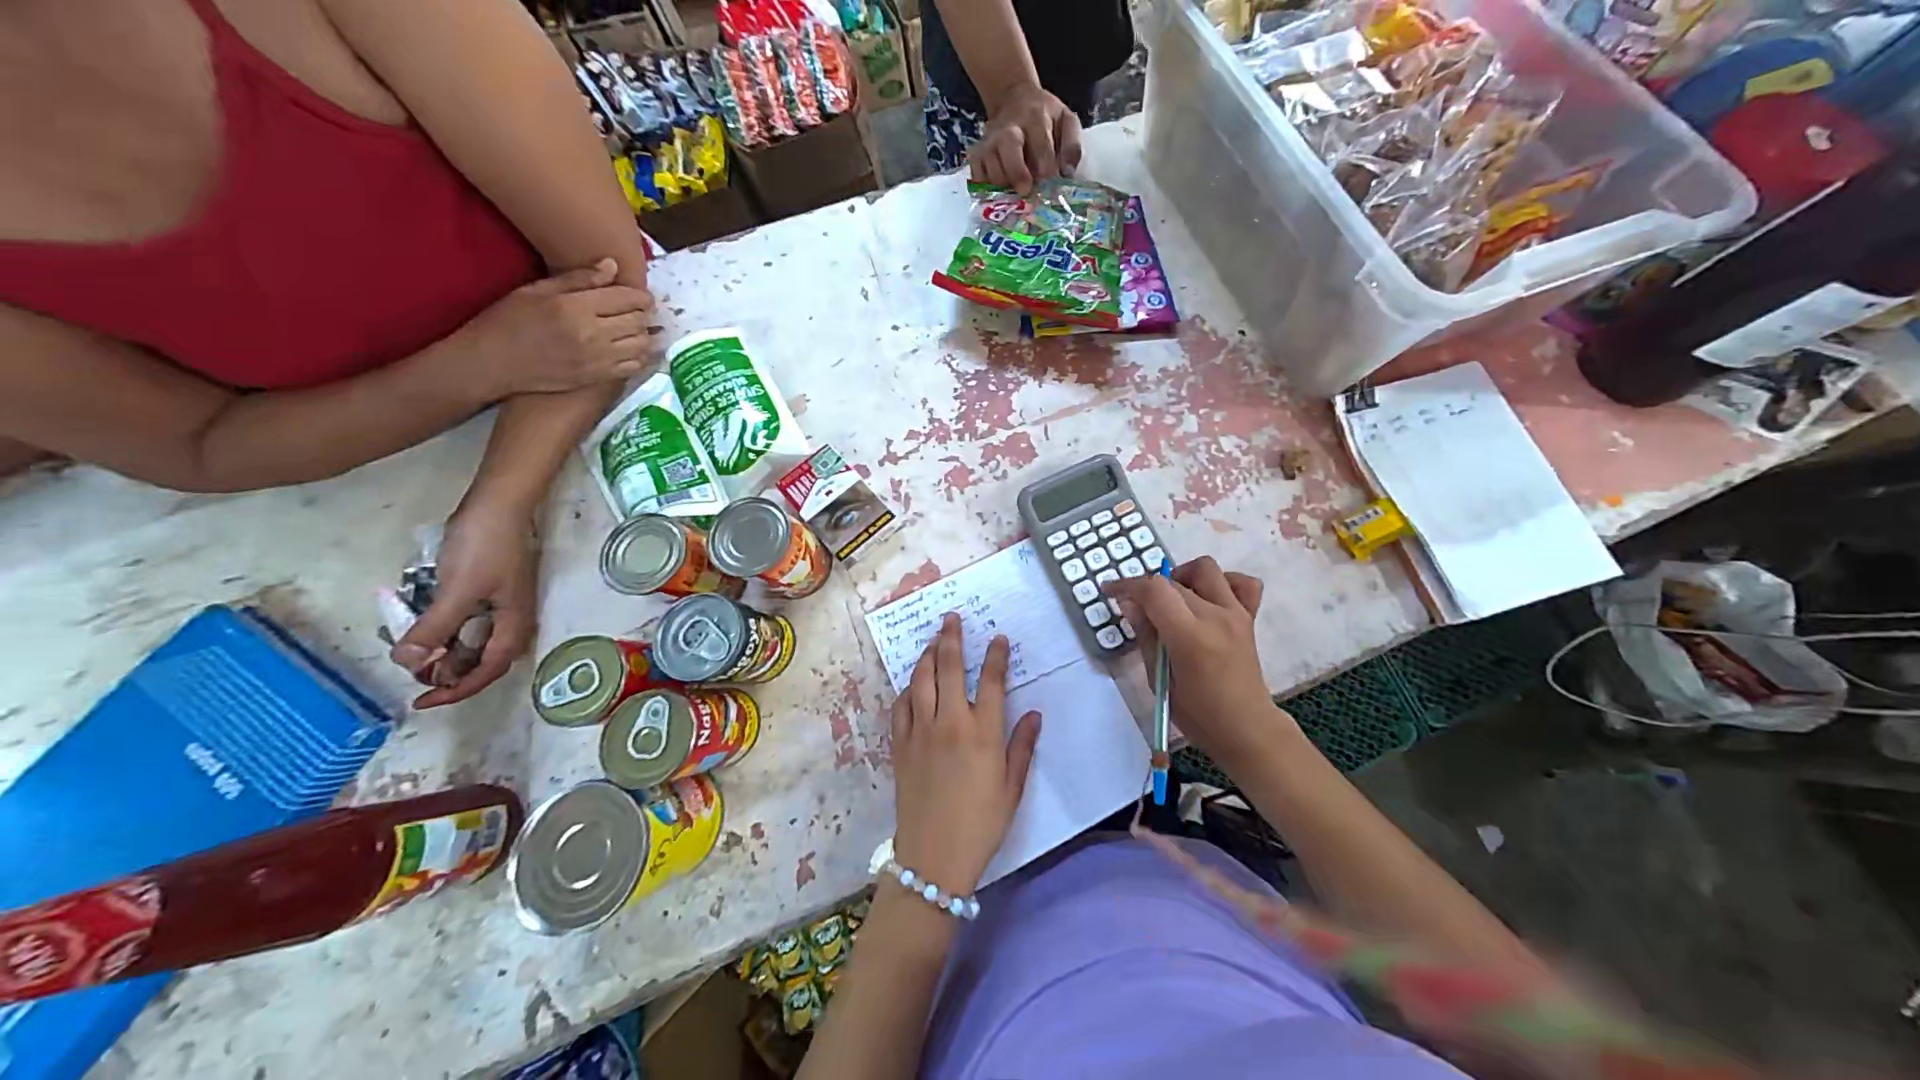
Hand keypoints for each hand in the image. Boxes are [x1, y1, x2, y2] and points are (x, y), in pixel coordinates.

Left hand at [389, 501, 538, 708]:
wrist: (500, 505)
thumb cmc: (485, 547)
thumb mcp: (457, 590)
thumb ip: (435, 627)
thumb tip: (407, 664)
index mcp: (514, 625)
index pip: (488, 671)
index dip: (457, 691)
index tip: (421, 700)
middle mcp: (512, 620)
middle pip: (484, 660)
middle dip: (449, 673)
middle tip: (412, 672)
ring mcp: (502, 604)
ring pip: (474, 641)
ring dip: (445, 651)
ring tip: (413, 650)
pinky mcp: (489, 589)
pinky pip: (468, 622)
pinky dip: (446, 630)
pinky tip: (424, 622)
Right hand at [442, 257, 657, 399]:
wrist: (494, 362)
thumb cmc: (510, 320)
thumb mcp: (538, 290)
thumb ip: (579, 279)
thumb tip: (613, 265)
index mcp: (576, 306)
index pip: (627, 298)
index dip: (641, 296)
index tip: (641, 297)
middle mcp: (592, 333)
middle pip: (638, 321)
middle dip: (643, 314)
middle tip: (638, 312)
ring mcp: (598, 359)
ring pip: (641, 345)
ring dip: (643, 336)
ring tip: (634, 330)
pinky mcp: (598, 378)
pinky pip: (633, 366)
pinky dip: (638, 356)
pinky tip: (628, 350)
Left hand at [891, 615, 1041, 894]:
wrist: (933, 856)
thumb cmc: (981, 824)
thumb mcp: (1012, 788)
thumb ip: (1022, 747)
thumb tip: (1033, 714)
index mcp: (983, 732)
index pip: (992, 681)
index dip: (995, 655)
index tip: (997, 638)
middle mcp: (950, 722)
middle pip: (950, 668)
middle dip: (952, 638)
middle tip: (951, 619)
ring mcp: (920, 731)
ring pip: (921, 680)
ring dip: (928, 656)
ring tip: (933, 641)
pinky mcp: (900, 744)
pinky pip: (901, 705)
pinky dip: (908, 689)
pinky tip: (913, 684)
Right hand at [968, 83, 1082, 194]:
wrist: (1013, 98)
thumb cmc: (1044, 116)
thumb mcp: (1065, 120)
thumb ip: (1071, 146)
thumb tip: (1068, 173)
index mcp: (1036, 118)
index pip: (1041, 143)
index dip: (1046, 166)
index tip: (1051, 185)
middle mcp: (1010, 127)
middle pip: (1008, 147)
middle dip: (1017, 171)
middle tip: (1025, 190)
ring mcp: (990, 140)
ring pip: (990, 164)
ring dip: (1002, 184)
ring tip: (1014, 195)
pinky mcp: (977, 152)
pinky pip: (976, 173)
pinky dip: (984, 187)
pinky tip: (997, 193)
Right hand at [1105, 557, 1291, 763]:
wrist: (1246, 727)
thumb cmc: (1198, 713)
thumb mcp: (1159, 680)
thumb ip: (1145, 636)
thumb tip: (1129, 603)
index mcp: (1191, 637)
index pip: (1154, 591)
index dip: (1127, 585)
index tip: (1110, 590)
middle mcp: (1216, 617)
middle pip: (1173, 582)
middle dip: (1148, 590)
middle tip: (1138, 612)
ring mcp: (1236, 613)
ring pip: (1205, 569)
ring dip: (1182, 577)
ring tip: (1172, 600)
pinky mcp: (1249, 617)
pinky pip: (1242, 583)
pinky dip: (1221, 582)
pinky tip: (1206, 598)